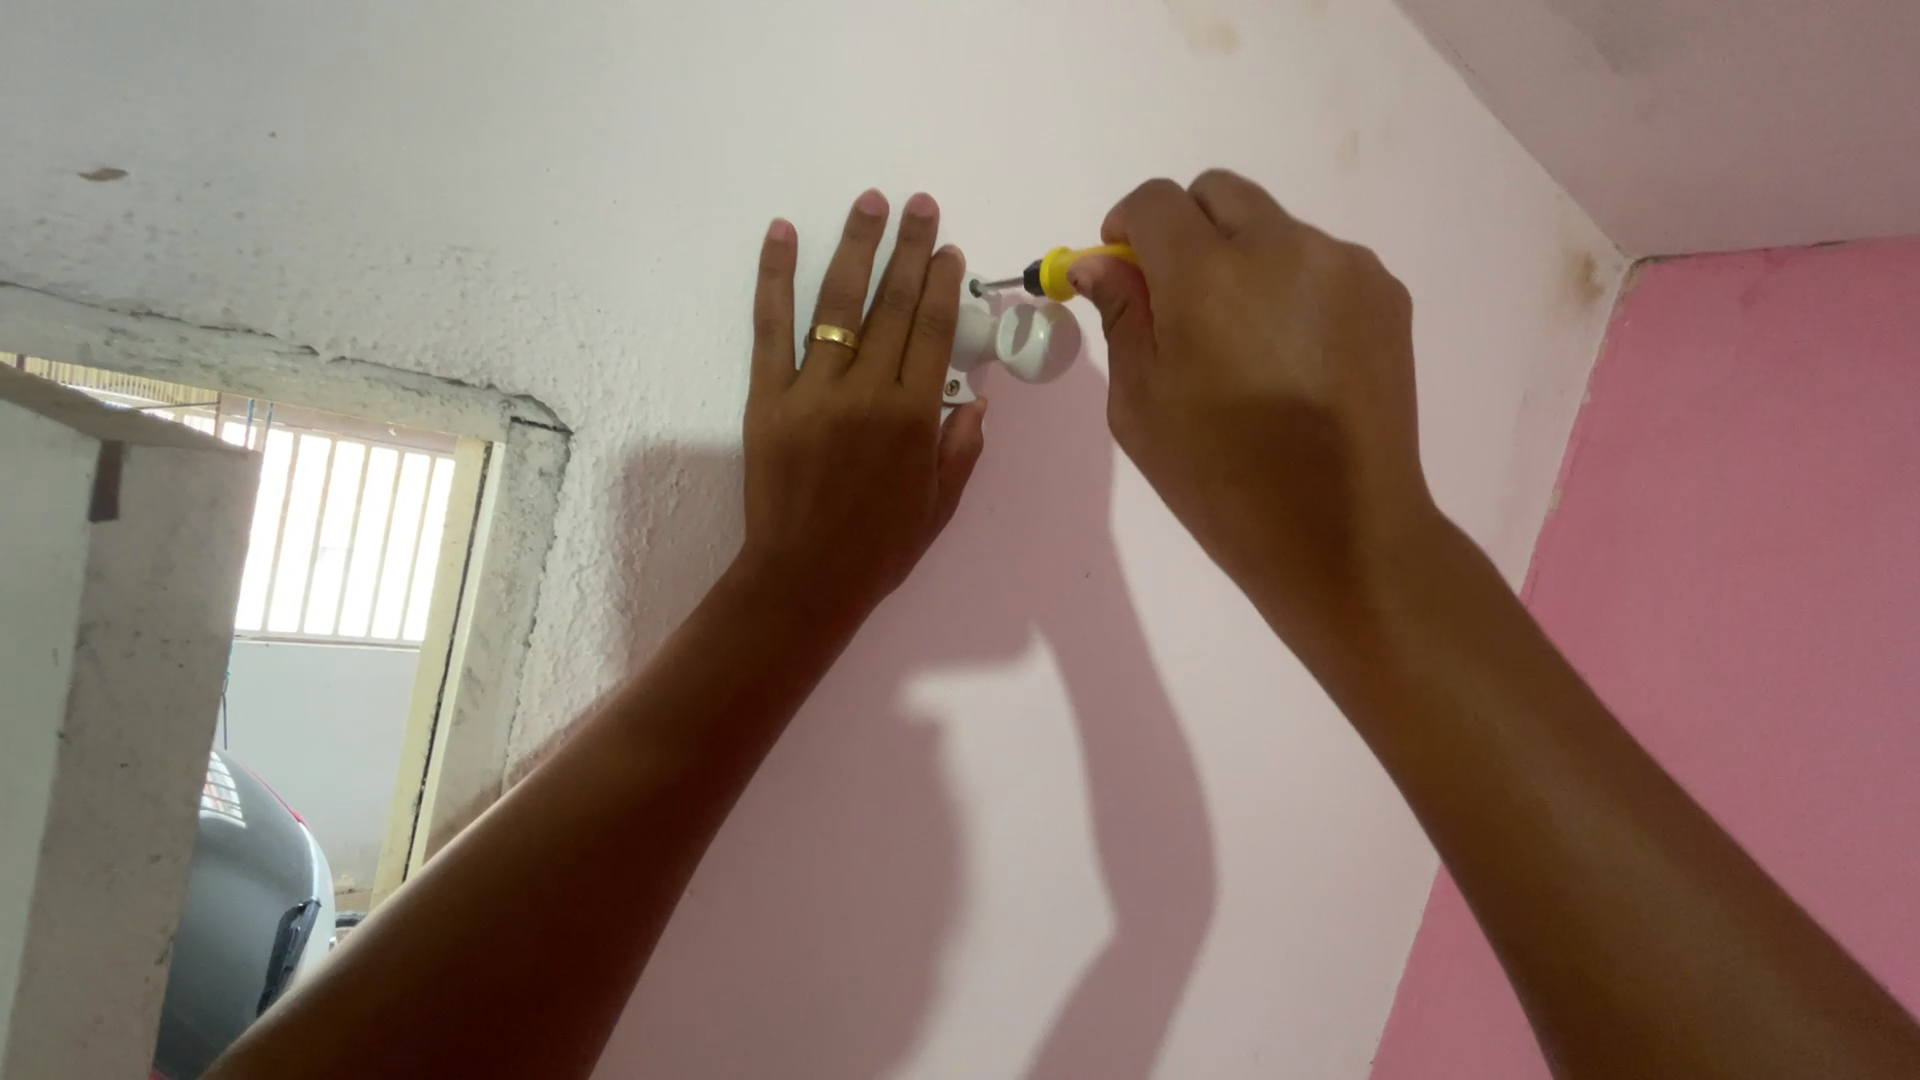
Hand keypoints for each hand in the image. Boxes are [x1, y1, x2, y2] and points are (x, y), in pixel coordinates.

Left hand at [736, 190, 987, 623]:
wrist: (806, 578)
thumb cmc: (880, 548)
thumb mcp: (939, 504)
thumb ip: (961, 448)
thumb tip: (977, 399)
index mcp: (915, 418)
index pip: (934, 332)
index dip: (943, 285)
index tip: (949, 250)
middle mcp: (868, 392)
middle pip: (893, 306)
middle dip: (910, 249)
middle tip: (920, 205)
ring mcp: (814, 391)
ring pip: (838, 305)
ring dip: (857, 247)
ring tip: (871, 202)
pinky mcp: (768, 397)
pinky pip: (770, 328)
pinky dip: (775, 277)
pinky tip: (782, 233)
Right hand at [1072, 170, 1435, 644]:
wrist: (1337, 529)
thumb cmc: (1217, 478)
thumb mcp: (1140, 405)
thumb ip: (1121, 318)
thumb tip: (1098, 264)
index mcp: (1207, 276)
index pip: (1155, 202)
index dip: (1125, 225)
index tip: (1120, 266)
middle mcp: (1282, 247)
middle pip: (1218, 193)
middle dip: (1182, 229)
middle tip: (1174, 298)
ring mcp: (1344, 266)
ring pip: (1273, 228)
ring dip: (1240, 260)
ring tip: (1242, 344)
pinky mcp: (1386, 293)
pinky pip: (1319, 264)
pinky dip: (1289, 287)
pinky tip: (1289, 358)